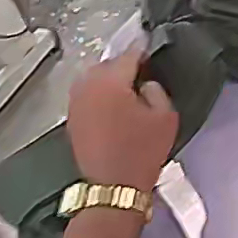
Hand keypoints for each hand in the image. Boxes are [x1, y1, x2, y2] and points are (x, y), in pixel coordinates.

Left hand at [66, 49, 177, 193]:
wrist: (114, 187)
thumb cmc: (143, 151)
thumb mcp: (166, 117)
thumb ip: (157, 90)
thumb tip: (145, 84)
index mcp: (111, 80)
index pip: (130, 54)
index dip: (145, 51)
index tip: (154, 50)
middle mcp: (87, 84)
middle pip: (109, 64)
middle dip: (125, 67)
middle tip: (144, 77)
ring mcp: (75, 100)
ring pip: (95, 79)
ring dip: (111, 82)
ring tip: (129, 93)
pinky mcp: (72, 116)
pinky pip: (88, 95)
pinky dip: (101, 96)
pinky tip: (115, 108)